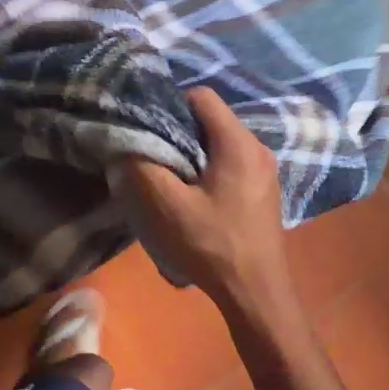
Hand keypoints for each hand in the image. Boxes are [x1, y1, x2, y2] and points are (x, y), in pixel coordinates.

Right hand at [109, 88, 300, 330]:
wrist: (256, 293)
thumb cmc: (212, 246)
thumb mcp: (167, 207)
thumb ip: (141, 168)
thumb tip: (123, 143)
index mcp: (238, 143)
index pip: (201, 96)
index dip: (169, 105)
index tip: (148, 131)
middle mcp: (257, 148)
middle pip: (211, 119)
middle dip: (178, 132)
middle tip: (153, 157)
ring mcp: (265, 170)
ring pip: (220, 142)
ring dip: (192, 153)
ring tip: (170, 179)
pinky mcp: (264, 190)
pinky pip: (231, 163)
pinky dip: (208, 169)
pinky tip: (194, 198)